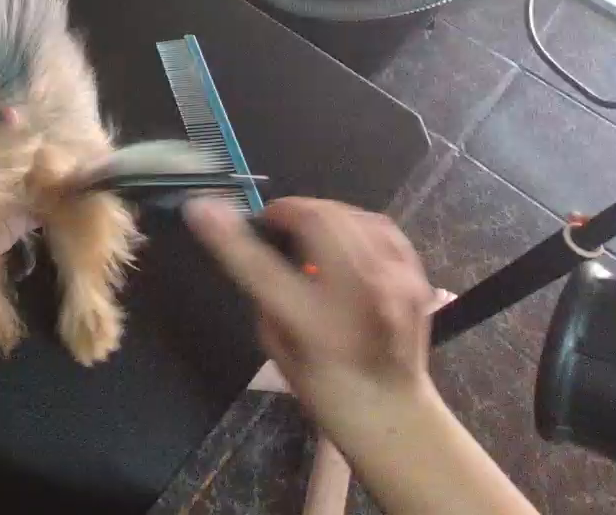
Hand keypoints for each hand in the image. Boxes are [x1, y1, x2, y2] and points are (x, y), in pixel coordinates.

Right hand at [183, 197, 437, 426]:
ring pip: (347, 216)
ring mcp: (395, 285)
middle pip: (317, 222)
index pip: (260, 267)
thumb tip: (244, 234)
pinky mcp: (415, 277)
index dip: (224, 232)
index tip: (200, 207)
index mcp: (315, 325)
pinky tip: (339, 234)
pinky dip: (351, 222)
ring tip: (303, 227)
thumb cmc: (319, 378)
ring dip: (318, 213)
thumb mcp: (273, 338)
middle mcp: (360, 299)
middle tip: (271, 223)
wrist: (391, 409)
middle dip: (286, 210)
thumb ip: (264, 284)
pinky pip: (378, 226)